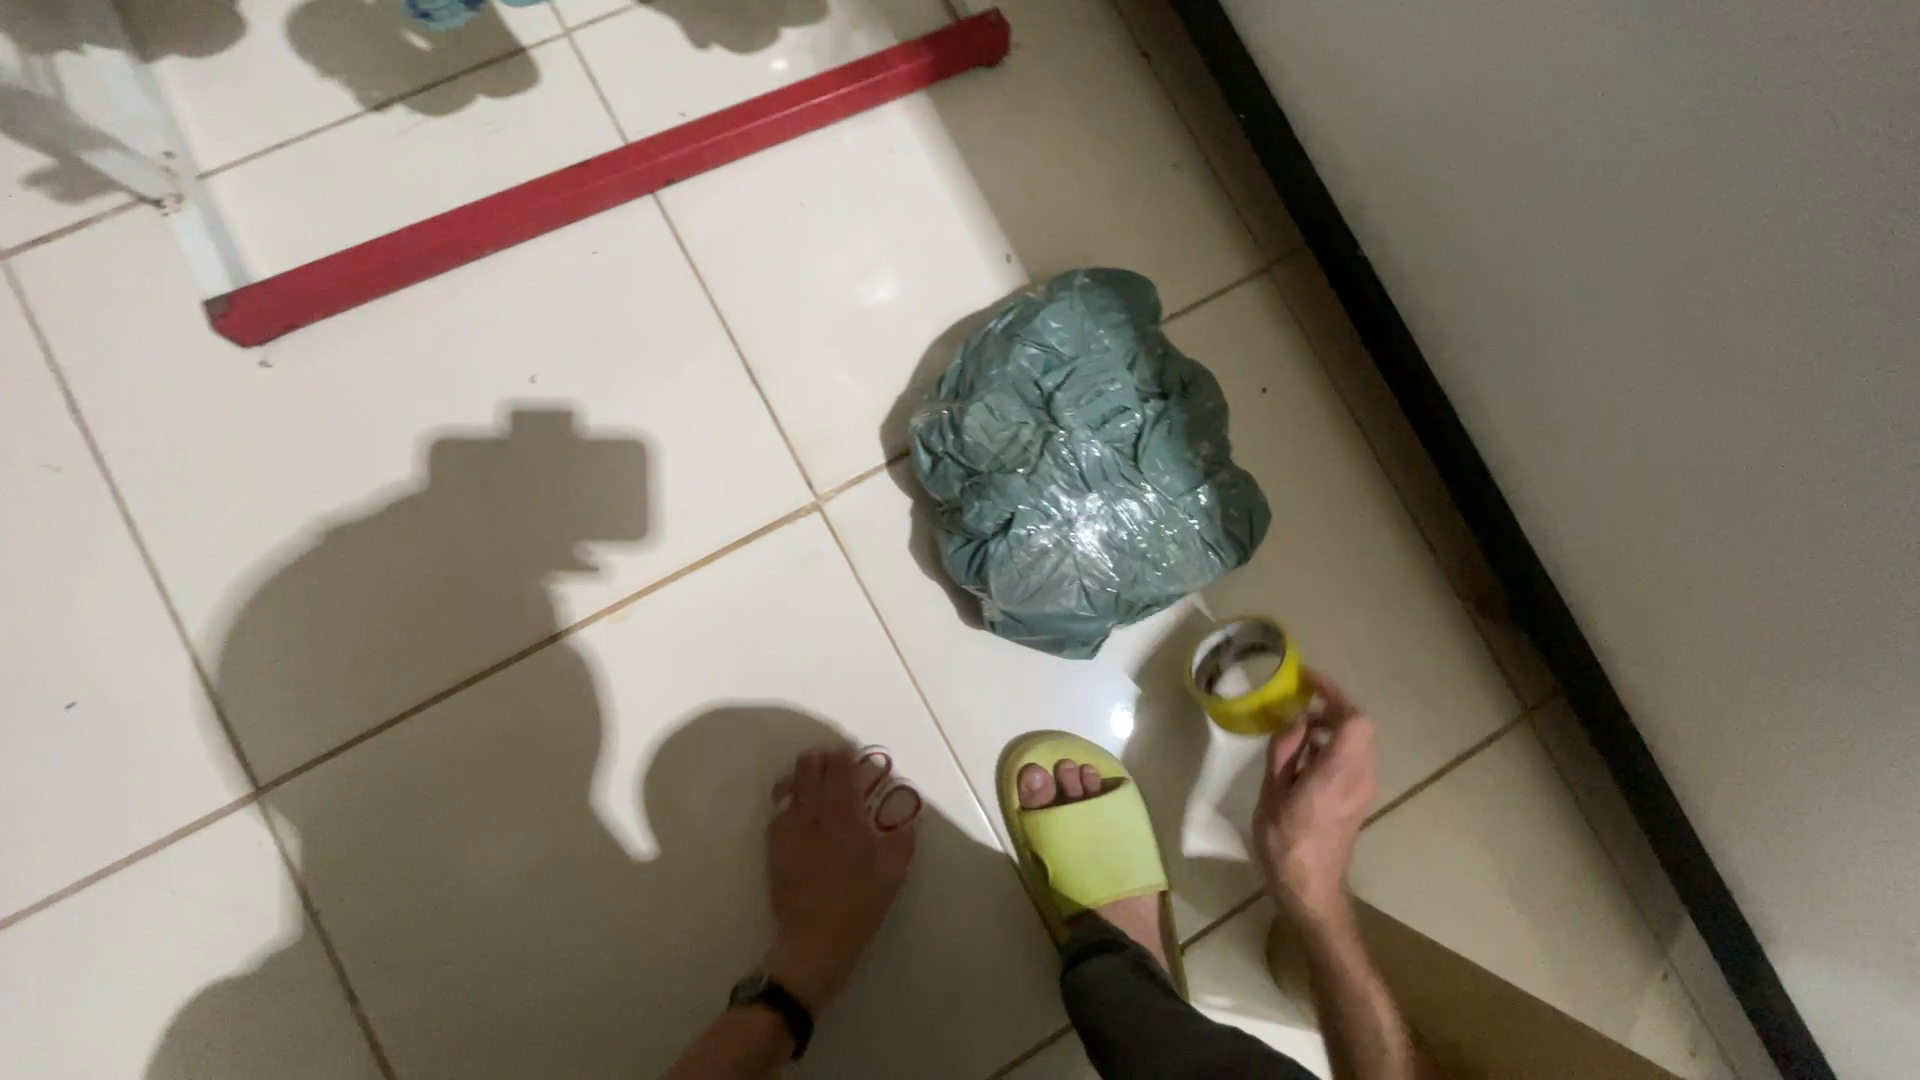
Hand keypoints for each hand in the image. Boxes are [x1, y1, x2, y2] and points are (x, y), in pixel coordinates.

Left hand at [763, 747, 916, 1011]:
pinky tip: (794, 805)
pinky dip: (787, 800)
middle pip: (809, 771)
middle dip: (819, 759)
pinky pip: (778, 812)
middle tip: (830, 758)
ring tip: (810, 774)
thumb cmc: (859, 903)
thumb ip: (902, 840)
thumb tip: (907, 821)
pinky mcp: (774, 847)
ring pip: (790, 787)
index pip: (839, 773)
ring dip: (801, 775)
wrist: (815, 939)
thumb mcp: (892, 872)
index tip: (849, 749)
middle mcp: (812, 815)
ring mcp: (789, 830)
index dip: (843, 756)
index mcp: (843, 816)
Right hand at [1252, 670, 1378, 925]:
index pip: (1354, 719)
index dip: (1333, 693)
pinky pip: (1350, 759)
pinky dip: (1329, 746)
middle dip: (1327, 708)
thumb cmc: (1286, 842)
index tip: (1306, 681)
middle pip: (1356, 727)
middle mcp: (1360, 777)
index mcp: (1339, 773)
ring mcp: (1363, 788)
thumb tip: (1295, 718)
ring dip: (1328, 728)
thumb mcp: (1273, 792)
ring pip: (1354, 742)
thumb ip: (1285, 751)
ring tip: (1291, 731)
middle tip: (1292, 704)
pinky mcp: (1358, 798)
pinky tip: (1300, 756)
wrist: (1310, 889)